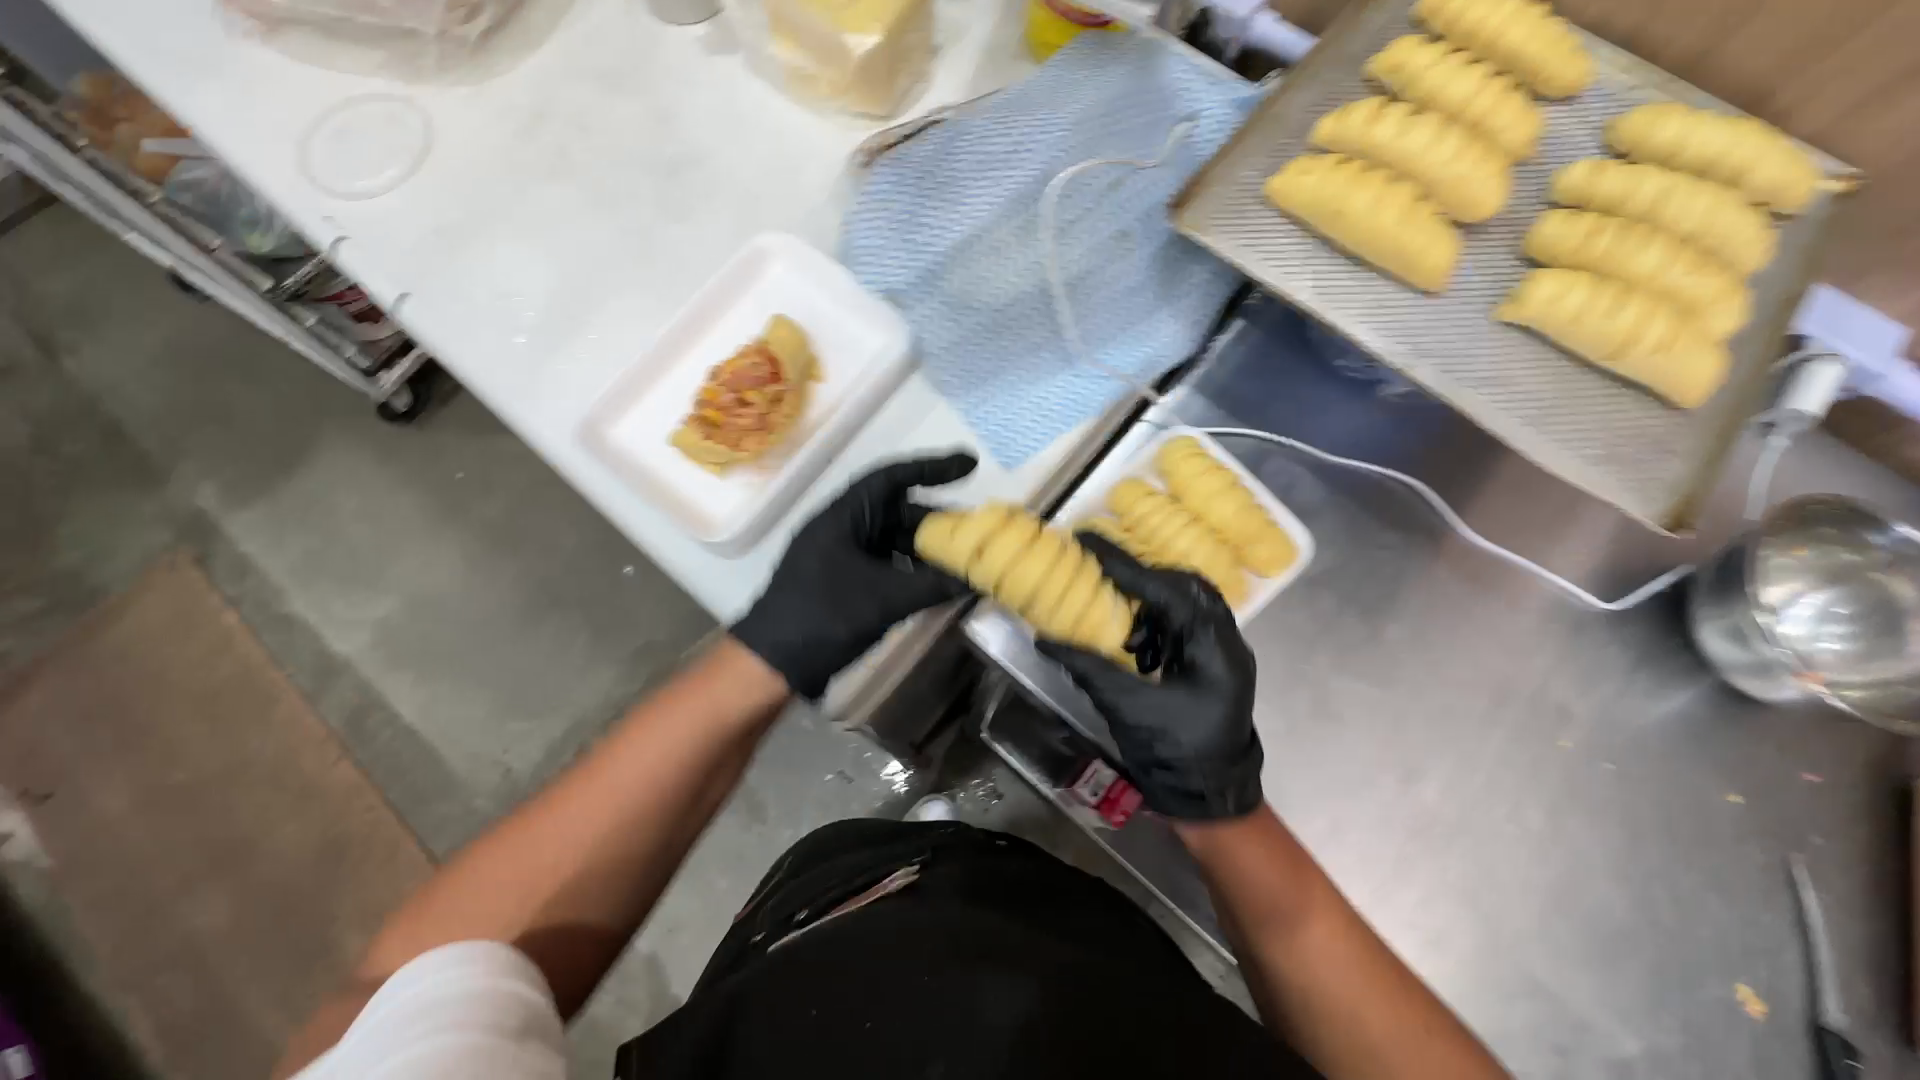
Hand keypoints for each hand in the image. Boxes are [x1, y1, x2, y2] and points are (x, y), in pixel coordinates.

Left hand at [731, 452, 978, 697]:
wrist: (772, 665)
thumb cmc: (823, 619)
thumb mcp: (884, 599)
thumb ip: (933, 585)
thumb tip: (979, 578)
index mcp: (842, 517)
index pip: (891, 478)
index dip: (932, 467)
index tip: (970, 465)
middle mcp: (842, 529)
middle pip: (898, 512)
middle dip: (938, 520)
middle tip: (976, 531)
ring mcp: (842, 556)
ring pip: (894, 541)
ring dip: (928, 549)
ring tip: (965, 561)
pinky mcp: (845, 582)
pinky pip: (887, 565)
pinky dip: (913, 571)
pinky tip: (939, 585)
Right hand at [1037, 534, 1262, 820]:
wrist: (1210, 799)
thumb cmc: (1174, 754)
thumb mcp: (1126, 708)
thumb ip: (1088, 667)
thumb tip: (1046, 638)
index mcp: (1213, 646)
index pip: (1165, 589)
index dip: (1124, 564)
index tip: (1087, 541)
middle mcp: (1226, 641)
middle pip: (1185, 585)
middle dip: (1141, 575)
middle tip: (1101, 570)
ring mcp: (1224, 653)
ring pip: (1188, 603)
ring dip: (1150, 598)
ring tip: (1115, 607)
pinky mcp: (1214, 666)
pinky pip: (1186, 625)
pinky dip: (1157, 620)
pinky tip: (1133, 638)